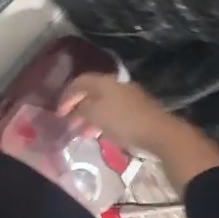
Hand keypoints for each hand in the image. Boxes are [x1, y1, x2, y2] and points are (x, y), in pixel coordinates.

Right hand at [59, 74, 218, 186]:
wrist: (160, 133)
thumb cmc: (124, 122)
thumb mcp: (96, 116)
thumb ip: (81, 110)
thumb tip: (75, 110)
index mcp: (105, 82)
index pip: (79, 82)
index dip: (66, 96)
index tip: (58, 113)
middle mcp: (117, 86)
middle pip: (92, 93)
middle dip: (78, 108)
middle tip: (69, 124)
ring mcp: (129, 98)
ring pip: (103, 105)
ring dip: (91, 118)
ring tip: (84, 134)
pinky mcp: (138, 111)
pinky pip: (114, 114)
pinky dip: (103, 123)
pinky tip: (102, 135)